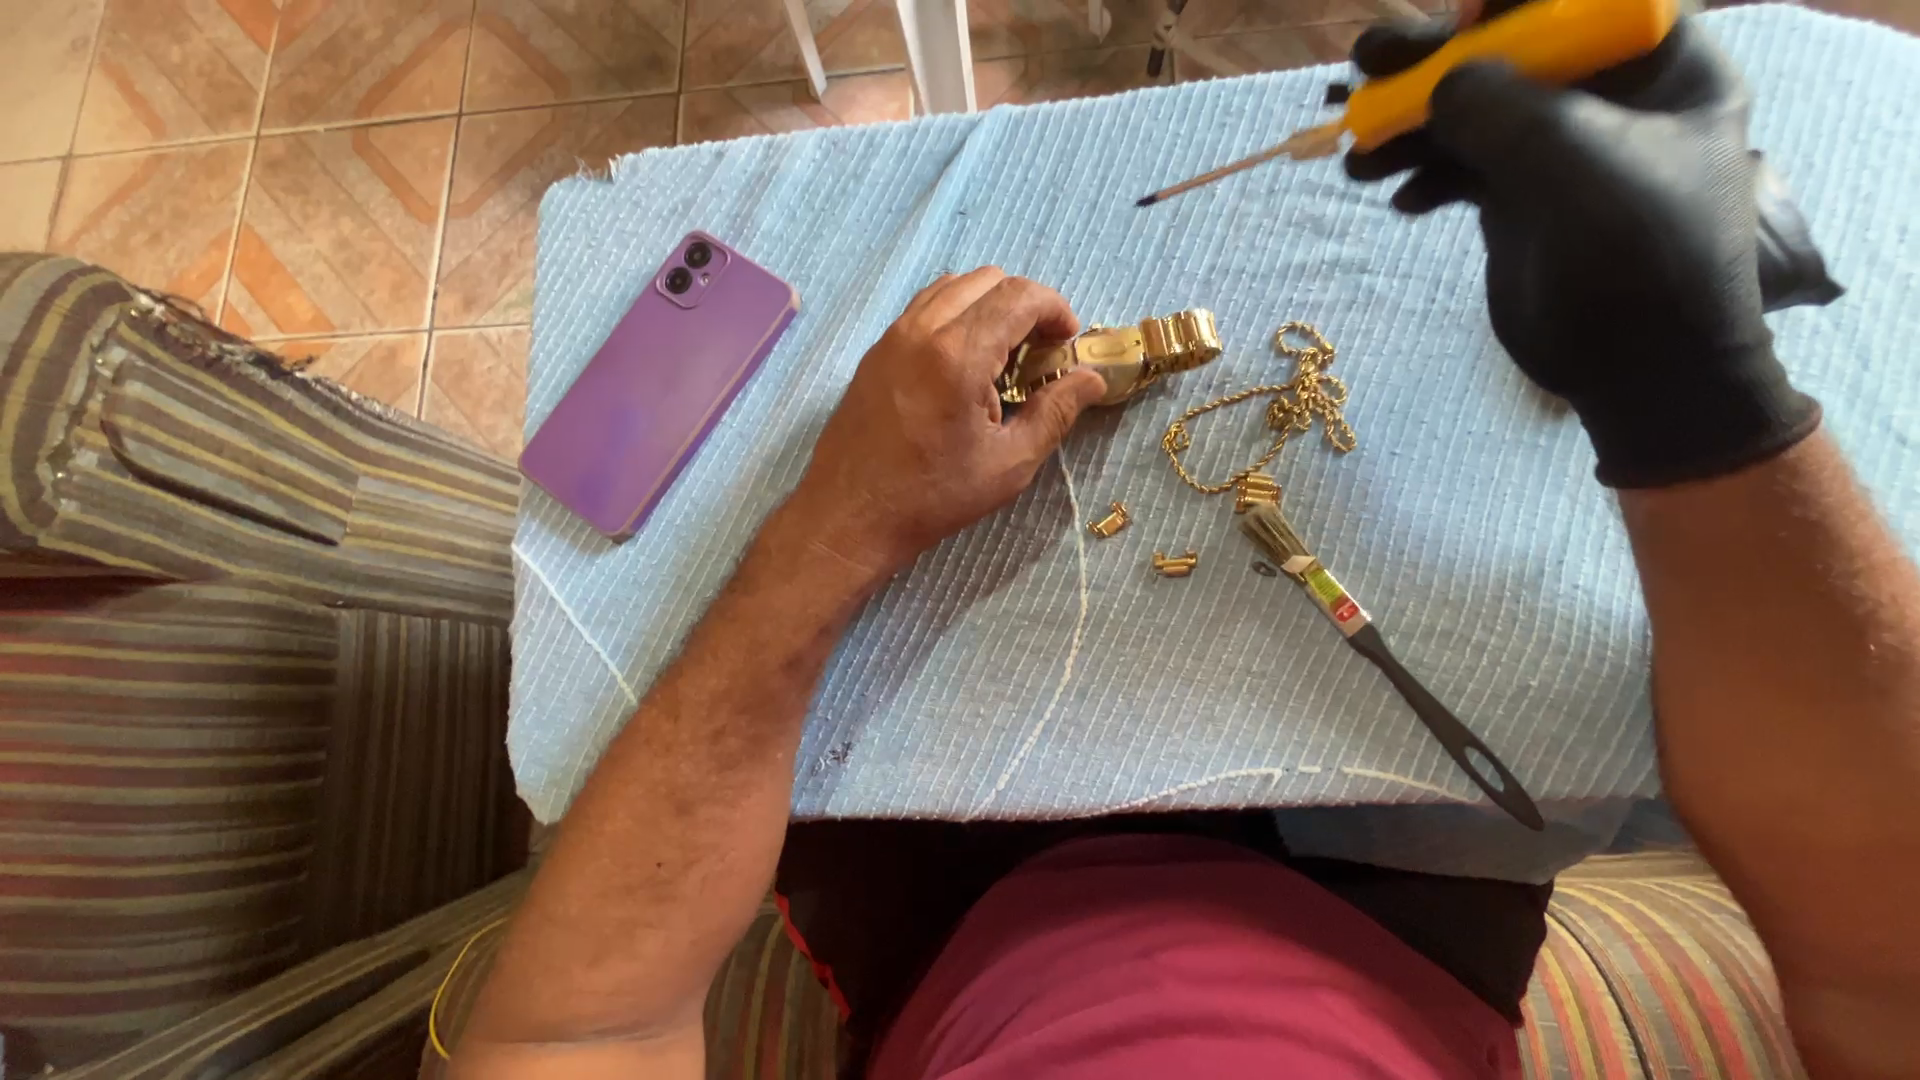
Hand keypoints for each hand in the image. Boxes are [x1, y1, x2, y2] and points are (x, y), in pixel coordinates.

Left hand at [784, 268, 1106, 577]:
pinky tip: (963, 366)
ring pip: (953, 288)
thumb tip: (1092, 378)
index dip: (1055, 310)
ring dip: (988, 307)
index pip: (1019, 296)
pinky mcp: (876, 351)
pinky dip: (956, 317)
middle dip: (1024, 306)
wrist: (849, 516)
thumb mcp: (1008, 464)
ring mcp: (892, 336)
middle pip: (988, 281)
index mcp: (958, 354)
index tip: (1066, 344)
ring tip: (1001, 359)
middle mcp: (922, 329)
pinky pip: (924, 309)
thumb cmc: (932, 498)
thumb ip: (1056, 413)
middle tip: (1038, 354)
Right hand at [1346, 7, 1817, 486]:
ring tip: (1356, 161)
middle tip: (1362, 64)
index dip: (1501, 8)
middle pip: (1506, 58)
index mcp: (1655, 63)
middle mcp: (1605, 97)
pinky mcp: (1517, 201)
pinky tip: (1399, 203)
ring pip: (1470, 118)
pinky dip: (1424, 180)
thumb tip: (1438, 80)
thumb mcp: (1573, 165)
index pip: (1571, 4)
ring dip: (1410, 133)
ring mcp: (1557, 152)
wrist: (1634, 363)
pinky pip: (1459, 171)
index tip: (1444, 26)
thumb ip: (1504, 110)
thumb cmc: (1633, 255)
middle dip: (1432, 65)